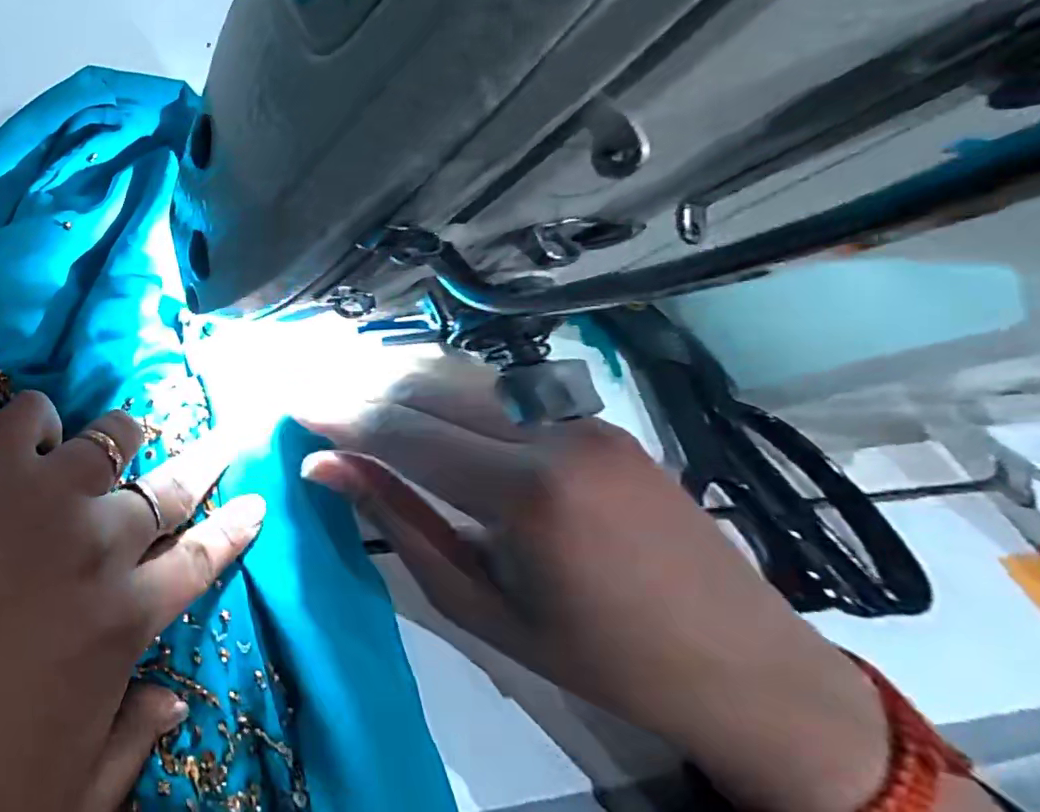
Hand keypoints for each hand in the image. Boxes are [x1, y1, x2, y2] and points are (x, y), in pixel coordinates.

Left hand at [0, 391, 264, 811]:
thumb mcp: (67, 794)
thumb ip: (129, 740)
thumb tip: (177, 700)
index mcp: (125, 624)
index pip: (200, 562)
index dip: (232, 529)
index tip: (254, 501)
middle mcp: (100, 547)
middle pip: (169, 489)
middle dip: (202, 463)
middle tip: (221, 440)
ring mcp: (43, 501)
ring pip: (107, 441)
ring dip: (121, 433)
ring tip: (125, 428)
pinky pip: (28, 416)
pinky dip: (38, 418)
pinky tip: (33, 429)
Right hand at [300, 362, 897, 811]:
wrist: (746, 664)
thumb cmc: (599, 656)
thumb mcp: (480, 604)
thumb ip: (398, 520)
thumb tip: (324, 466)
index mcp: (526, 492)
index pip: (403, 430)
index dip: (339, 414)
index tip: (293, 406)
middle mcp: (551, 433)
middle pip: (426, 386)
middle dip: (360, 389)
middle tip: (313, 397)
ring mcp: (579, 416)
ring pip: (460, 375)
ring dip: (397, 380)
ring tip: (351, 393)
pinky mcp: (594, 416)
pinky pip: (498, 388)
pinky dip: (444, 388)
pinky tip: (416, 401)